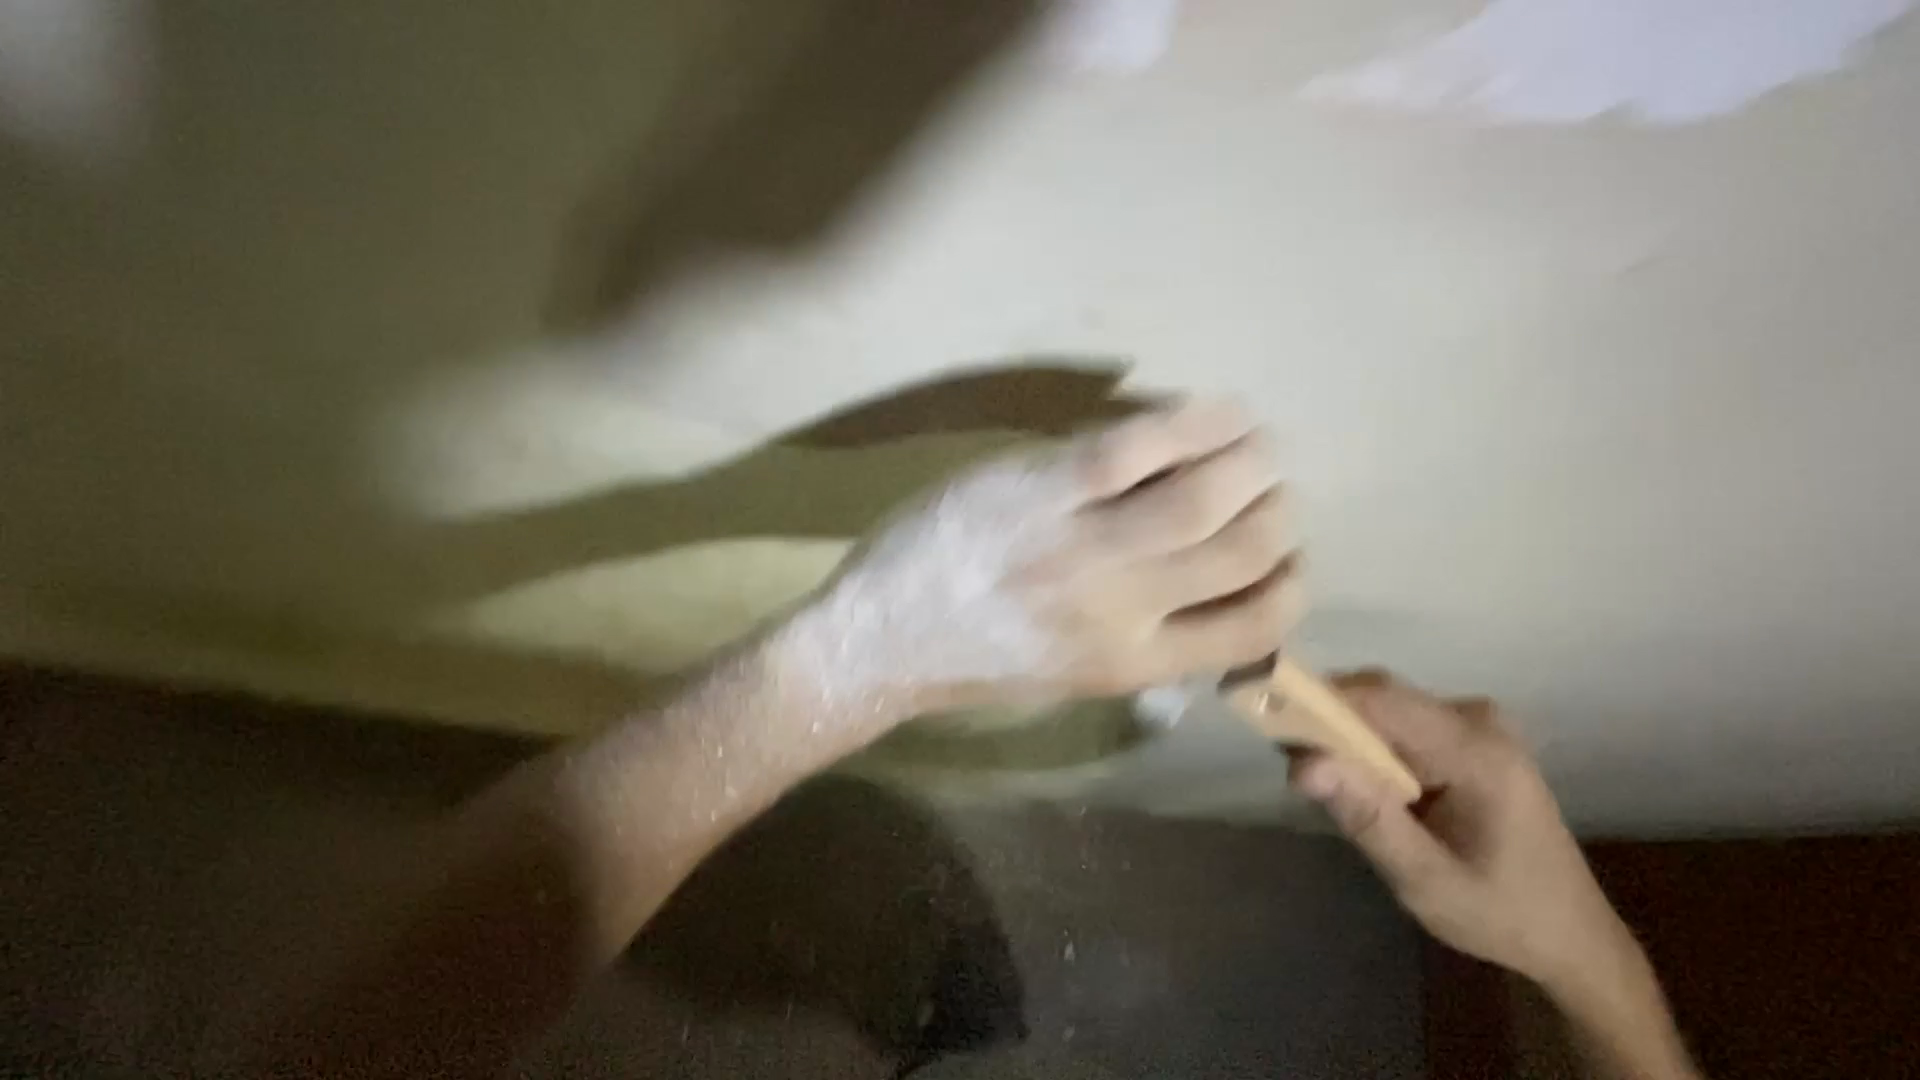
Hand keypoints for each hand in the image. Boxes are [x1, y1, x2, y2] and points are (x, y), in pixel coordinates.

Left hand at [790, 398, 1301, 718]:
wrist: (881, 642)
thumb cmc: (977, 659)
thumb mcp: (1074, 674)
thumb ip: (1147, 637)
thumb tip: (1209, 581)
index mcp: (1134, 665)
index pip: (1254, 626)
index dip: (1292, 584)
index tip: (1288, 555)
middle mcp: (1122, 610)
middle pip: (1242, 550)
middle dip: (1277, 511)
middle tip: (1271, 484)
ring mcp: (1079, 548)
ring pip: (1202, 497)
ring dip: (1248, 461)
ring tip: (1257, 441)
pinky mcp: (1038, 492)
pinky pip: (1133, 448)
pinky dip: (1188, 423)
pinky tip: (1214, 411)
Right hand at [1289, 672, 1634, 988]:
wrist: (1570, 935)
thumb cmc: (1500, 913)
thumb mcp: (1425, 880)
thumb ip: (1366, 818)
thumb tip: (1302, 764)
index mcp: (1479, 752)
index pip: (1379, 700)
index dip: (1317, 702)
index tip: (1266, 722)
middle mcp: (1478, 720)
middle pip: (1378, 695)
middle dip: (1326, 723)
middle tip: (1295, 772)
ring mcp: (1476, 722)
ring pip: (1382, 704)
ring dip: (1344, 736)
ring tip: (1326, 786)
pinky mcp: (1468, 732)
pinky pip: (1397, 718)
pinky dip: (1366, 742)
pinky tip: (1364, 784)